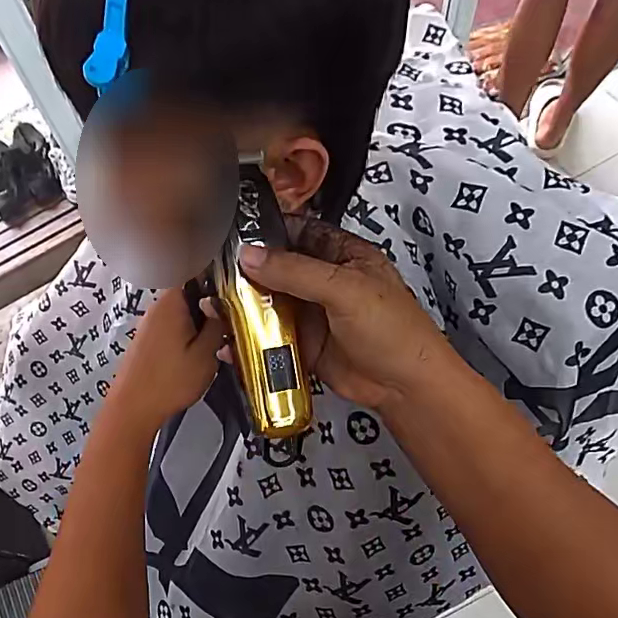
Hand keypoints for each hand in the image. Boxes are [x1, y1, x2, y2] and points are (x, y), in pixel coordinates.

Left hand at [105, 288, 227, 437]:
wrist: (132, 409)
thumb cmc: (165, 384)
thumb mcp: (205, 355)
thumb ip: (217, 325)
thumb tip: (223, 307)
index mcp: (172, 303)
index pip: (197, 273)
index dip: (218, 280)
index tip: (232, 293)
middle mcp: (158, 308)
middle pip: (192, 295)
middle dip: (211, 309)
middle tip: (226, 329)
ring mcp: (150, 324)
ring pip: (183, 314)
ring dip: (199, 327)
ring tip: (211, 349)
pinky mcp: (147, 340)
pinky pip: (173, 329)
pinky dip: (186, 339)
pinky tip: (194, 359)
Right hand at [234, 219, 459, 411]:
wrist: (404, 385)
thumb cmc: (395, 331)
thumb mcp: (345, 289)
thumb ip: (296, 271)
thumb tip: (252, 256)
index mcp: (342, 256)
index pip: (299, 232)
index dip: (269, 232)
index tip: (236, 235)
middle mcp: (325, 283)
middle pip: (277, 270)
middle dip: (246, 274)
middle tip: (214, 276)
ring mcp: (313, 316)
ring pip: (269, 306)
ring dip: (242, 309)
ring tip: (214, 308)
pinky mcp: (304, 347)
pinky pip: (270, 341)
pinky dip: (249, 343)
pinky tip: (231, 344)